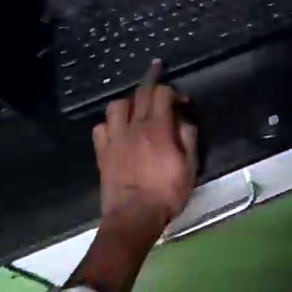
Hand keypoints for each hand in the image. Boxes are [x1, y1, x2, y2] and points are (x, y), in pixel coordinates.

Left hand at [90, 60, 197, 241]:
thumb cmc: (166, 193)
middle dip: (151, 80)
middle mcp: (134, 127)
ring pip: (117, 105)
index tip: (183, 101)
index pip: (162, 93)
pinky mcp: (102, 152)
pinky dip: (110, 123)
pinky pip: (101, 127)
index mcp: (158, 128)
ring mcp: (115, 139)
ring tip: (137, 107)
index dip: (174, 91)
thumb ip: (188, 136)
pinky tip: (119, 130)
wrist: (133, 218)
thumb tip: (184, 119)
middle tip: (158, 73)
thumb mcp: (190, 165)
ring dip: (129, 101)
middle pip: (140, 93)